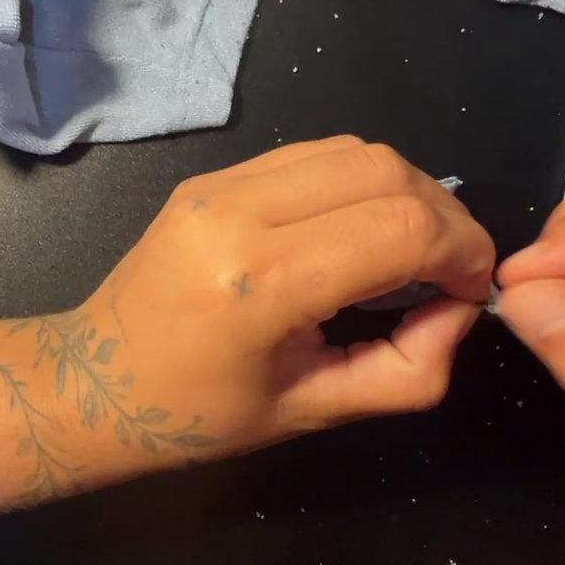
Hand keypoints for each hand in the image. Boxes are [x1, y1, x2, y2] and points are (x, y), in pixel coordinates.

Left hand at [80, 137, 497, 458]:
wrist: (97, 381)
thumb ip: (407, 370)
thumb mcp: (313, 410)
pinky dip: (356, 183)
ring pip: (353, 150)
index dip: (461, 253)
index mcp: (261, 282)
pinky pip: (310, 155)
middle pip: (386, 171)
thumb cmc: (198, 414)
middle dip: (443, 216)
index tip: (467, 289)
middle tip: (445, 270)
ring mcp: (218, 184)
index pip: (402, 229)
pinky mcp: (210, 176)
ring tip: (405, 250)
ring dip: (404, 192)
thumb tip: (458, 307)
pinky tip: (353, 229)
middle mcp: (238, 211)